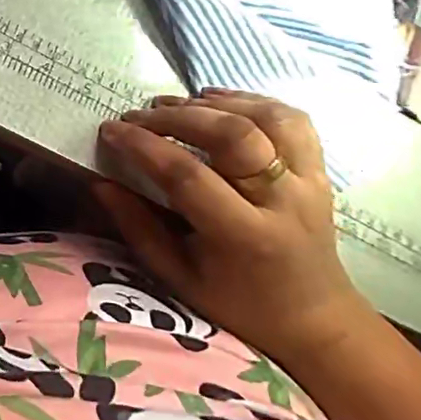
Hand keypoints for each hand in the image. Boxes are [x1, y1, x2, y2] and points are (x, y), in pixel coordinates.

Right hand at [94, 90, 379, 367]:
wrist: (313, 318)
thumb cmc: (237, 304)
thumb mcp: (178, 277)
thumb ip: (138, 228)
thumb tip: (102, 184)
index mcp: (245, 236)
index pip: (188, 176)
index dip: (144, 146)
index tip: (110, 130)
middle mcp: (283, 201)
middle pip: (233, 134)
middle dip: (177, 116)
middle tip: (138, 115)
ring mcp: (308, 181)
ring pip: (266, 117)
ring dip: (214, 103)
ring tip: (174, 104)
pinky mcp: (319, 170)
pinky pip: (291, 118)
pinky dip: (252, 101)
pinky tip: (217, 101)